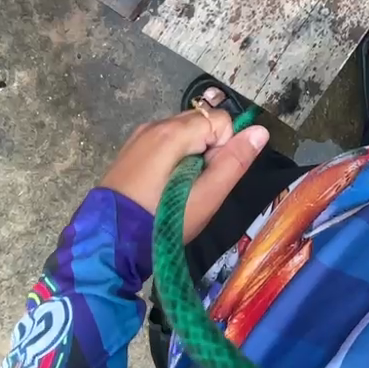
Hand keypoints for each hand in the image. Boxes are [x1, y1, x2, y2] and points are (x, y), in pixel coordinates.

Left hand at [99, 105, 269, 241]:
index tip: (209, 178)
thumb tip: (260, 130)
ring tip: (179, 188)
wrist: (107, 246)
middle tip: (195, 186)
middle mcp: (155, 124)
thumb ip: (235, 161)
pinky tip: (164, 186)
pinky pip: (166, 141)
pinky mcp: (131, 150)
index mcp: (173, 132)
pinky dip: (173, 157)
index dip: (223, 149)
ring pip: (184, 131)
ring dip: (192, 153)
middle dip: (208, 149)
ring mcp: (140, 136)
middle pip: (202, 122)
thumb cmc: (162, 221)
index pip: (221, 121)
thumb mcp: (206, 196)